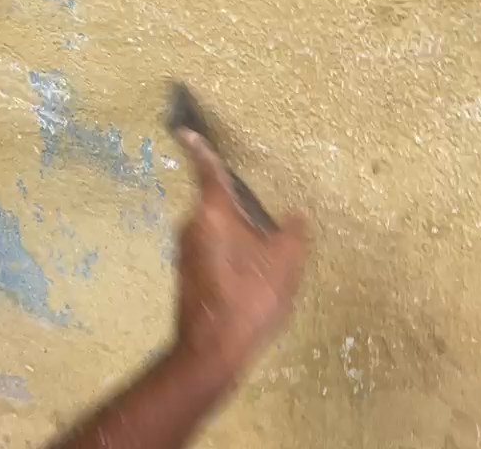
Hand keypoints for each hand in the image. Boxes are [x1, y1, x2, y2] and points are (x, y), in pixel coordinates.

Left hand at [171, 130, 310, 381]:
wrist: (212, 352)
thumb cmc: (250, 294)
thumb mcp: (286, 258)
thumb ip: (293, 230)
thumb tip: (295, 216)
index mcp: (214, 211)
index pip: (208, 169)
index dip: (199, 147)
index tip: (184, 129)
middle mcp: (193, 225)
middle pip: (216, 203)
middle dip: (239, 206)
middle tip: (263, 213)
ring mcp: (186, 253)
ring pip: (215, 230)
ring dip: (237, 235)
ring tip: (264, 254)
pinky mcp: (187, 278)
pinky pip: (213, 251)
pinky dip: (231, 255)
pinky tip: (252, 277)